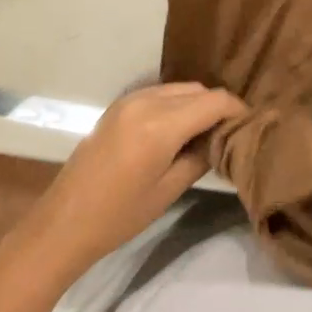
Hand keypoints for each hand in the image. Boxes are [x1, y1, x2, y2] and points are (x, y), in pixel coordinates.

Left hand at [21, 82, 245, 271]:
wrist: (62, 223)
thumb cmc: (118, 216)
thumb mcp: (168, 191)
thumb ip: (200, 157)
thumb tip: (221, 139)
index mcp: (160, 125)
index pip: (214, 101)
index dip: (237, 110)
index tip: (250, 126)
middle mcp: (146, 102)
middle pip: (198, 90)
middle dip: (217, 106)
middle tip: (229, 133)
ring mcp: (129, 100)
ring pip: (179, 88)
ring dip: (196, 103)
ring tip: (205, 132)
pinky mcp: (118, 106)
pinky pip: (158, 93)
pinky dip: (175, 104)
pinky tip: (177, 130)